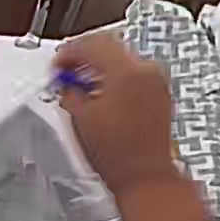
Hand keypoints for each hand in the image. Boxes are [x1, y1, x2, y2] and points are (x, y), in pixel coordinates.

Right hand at [52, 34, 179, 197]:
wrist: (144, 176)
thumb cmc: (117, 154)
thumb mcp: (80, 118)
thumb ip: (70, 92)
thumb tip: (68, 84)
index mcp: (125, 71)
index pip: (92, 45)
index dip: (69, 52)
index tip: (58, 63)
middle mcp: (146, 70)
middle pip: (110, 47)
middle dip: (85, 57)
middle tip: (67, 70)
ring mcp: (157, 81)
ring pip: (123, 59)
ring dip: (101, 67)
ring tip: (83, 84)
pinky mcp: (161, 94)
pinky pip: (135, 73)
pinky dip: (117, 77)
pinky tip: (103, 93)